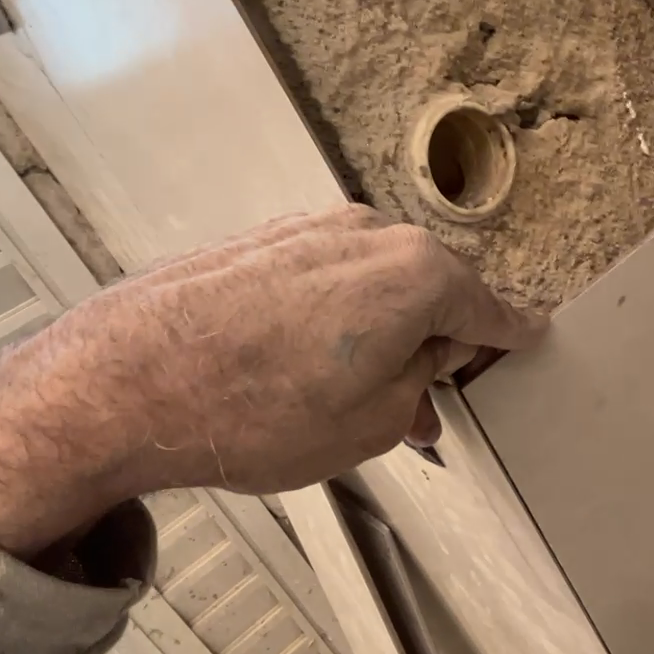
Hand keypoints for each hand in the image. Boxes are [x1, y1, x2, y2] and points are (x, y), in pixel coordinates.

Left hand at [0, 206, 546, 557]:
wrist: (124, 383)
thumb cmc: (256, 410)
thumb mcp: (374, 424)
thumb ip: (421, 386)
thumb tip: (426, 370)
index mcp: (418, 275)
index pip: (490, 309)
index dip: (512, 336)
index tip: (529, 341)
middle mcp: (372, 235)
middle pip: (434, 288)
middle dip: (440, 340)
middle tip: (429, 399)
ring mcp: (313, 229)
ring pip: (380, 281)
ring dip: (387, 329)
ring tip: (362, 391)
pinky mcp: (265, 239)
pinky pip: (331, 275)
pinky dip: (342, 313)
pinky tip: (314, 360)